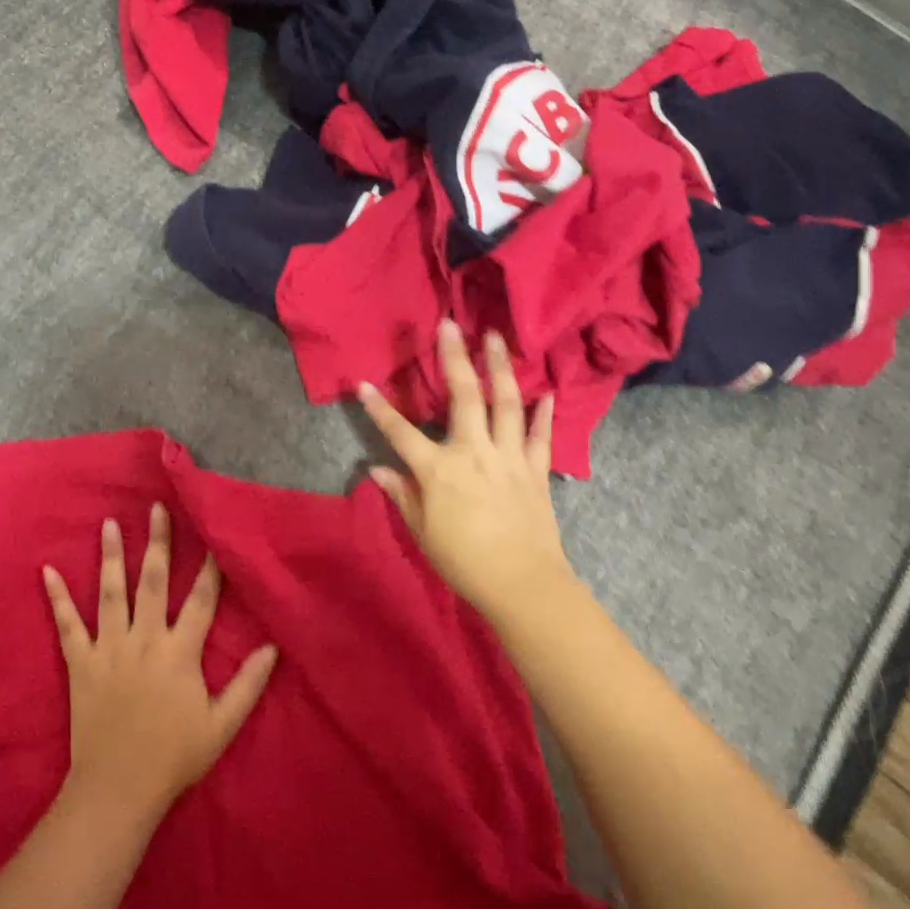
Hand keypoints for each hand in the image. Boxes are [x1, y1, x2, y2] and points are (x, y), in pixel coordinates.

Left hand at [41, 505, 277, 818]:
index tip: (214, 536)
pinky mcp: (80, 664)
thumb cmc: (175, 756)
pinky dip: (57, 598)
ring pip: (110, 593)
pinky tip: (47, 571)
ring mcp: (108, 649)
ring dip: (111, 557)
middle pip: (152, 582)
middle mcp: (144, 640)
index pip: (199, 600)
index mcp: (179, 653)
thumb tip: (273, 648)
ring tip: (110, 524)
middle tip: (156, 508)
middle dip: (157, 543)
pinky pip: (67, 625)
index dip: (209, 567)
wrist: (119, 787)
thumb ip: (248, 684)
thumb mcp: (222, 724)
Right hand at [358, 320, 577, 618]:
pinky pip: (541, 436)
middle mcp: (474, 453)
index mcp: (439, 471)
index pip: (401, 433)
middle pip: (464, 396)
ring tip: (496, 338)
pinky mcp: (536, 470)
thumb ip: (402, 495)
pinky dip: (544, 413)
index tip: (362, 383)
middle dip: (455, 358)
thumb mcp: (422, 532)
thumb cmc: (463, 562)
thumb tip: (377, 469)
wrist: (521, 583)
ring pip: (507, 404)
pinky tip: (547, 392)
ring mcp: (509, 458)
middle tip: (451, 324)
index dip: (379, 409)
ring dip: (501, 368)